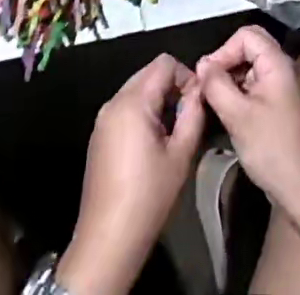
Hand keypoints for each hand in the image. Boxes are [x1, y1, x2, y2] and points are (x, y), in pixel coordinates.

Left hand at [61, 55, 205, 294]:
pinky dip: (144, 113)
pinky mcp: (99, 134)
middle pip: (149, 73)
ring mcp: (103, 118)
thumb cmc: (149, 195)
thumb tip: (200, 90)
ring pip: (137, 89)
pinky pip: (126, 107)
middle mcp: (113, 102)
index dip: (186, 76)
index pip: (164, 63)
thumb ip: (194, 114)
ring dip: (159, 101)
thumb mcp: (181, 154)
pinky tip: (153, 144)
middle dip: (172, 88)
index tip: (196, 104)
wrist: (108, 238)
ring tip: (173, 133)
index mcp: (132, 102)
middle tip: (187, 119)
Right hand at [197, 26, 299, 204]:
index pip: (246, 35)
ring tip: (214, 101)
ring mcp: (288, 87)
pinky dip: (242, 92)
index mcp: (279, 64)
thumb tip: (202, 64)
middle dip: (226, 62)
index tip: (207, 75)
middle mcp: (286, 69)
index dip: (223, 50)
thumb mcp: (237, 115)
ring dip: (233, 79)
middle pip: (251, 48)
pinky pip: (260, 86)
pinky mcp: (285, 105)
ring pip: (254, 68)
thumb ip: (216, 84)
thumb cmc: (271, 148)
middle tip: (208, 85)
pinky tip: (229, 113)